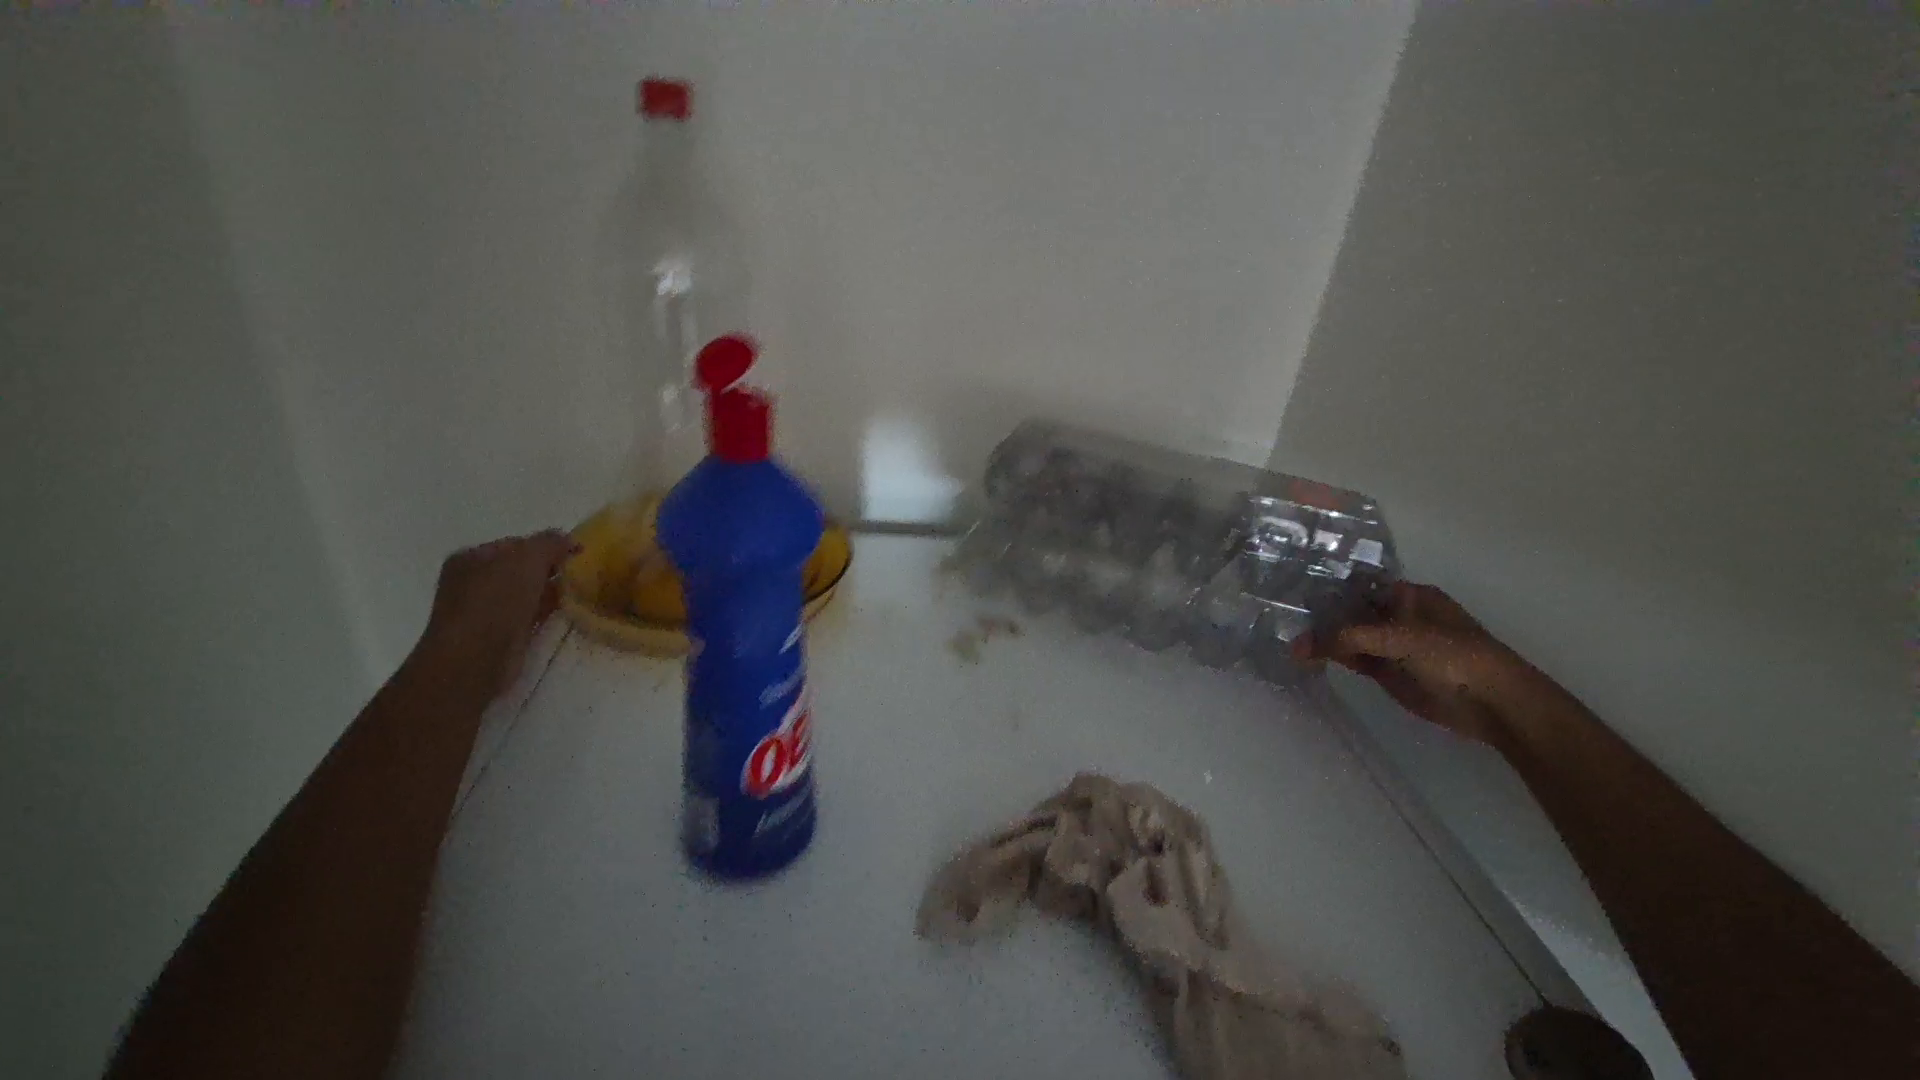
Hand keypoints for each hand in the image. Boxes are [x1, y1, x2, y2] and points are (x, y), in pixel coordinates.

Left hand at [415, 530, 579, 699]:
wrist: (475, 660)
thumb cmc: (495, 601)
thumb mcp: (527, 558)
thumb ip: (550, 543)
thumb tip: (571, 540)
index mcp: (472, 558)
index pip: (516, 544)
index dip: (547, 546)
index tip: (576, 553)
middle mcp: (474, 582)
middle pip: (522, 569)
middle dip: (551, 570)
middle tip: (583, 573)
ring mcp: (485, 611)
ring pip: (527, 594)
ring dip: (551, 592)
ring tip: (583, 591)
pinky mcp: (499, 637)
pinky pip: (530, 617)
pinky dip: (548, 612)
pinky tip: (569, 612)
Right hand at [1294, 582, 1536, 745]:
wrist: (1494, 704)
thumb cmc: (1454, 657)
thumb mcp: (1399, 638)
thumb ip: (1348, 638)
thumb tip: (1296, 645)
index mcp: (1408, 596)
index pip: (1359, 585)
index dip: (1328, 587)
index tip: (1290, 588)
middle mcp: (1398, 616)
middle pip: (1351, 611)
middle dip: (1321, 614)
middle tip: (1279, 615)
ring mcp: (1393, 646)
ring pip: (1350, 638)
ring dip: (1324, 639)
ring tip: (1284, 636)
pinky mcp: (1389, 673)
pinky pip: (1355, 661)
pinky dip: (1333, 659)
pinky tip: (1305, 657)